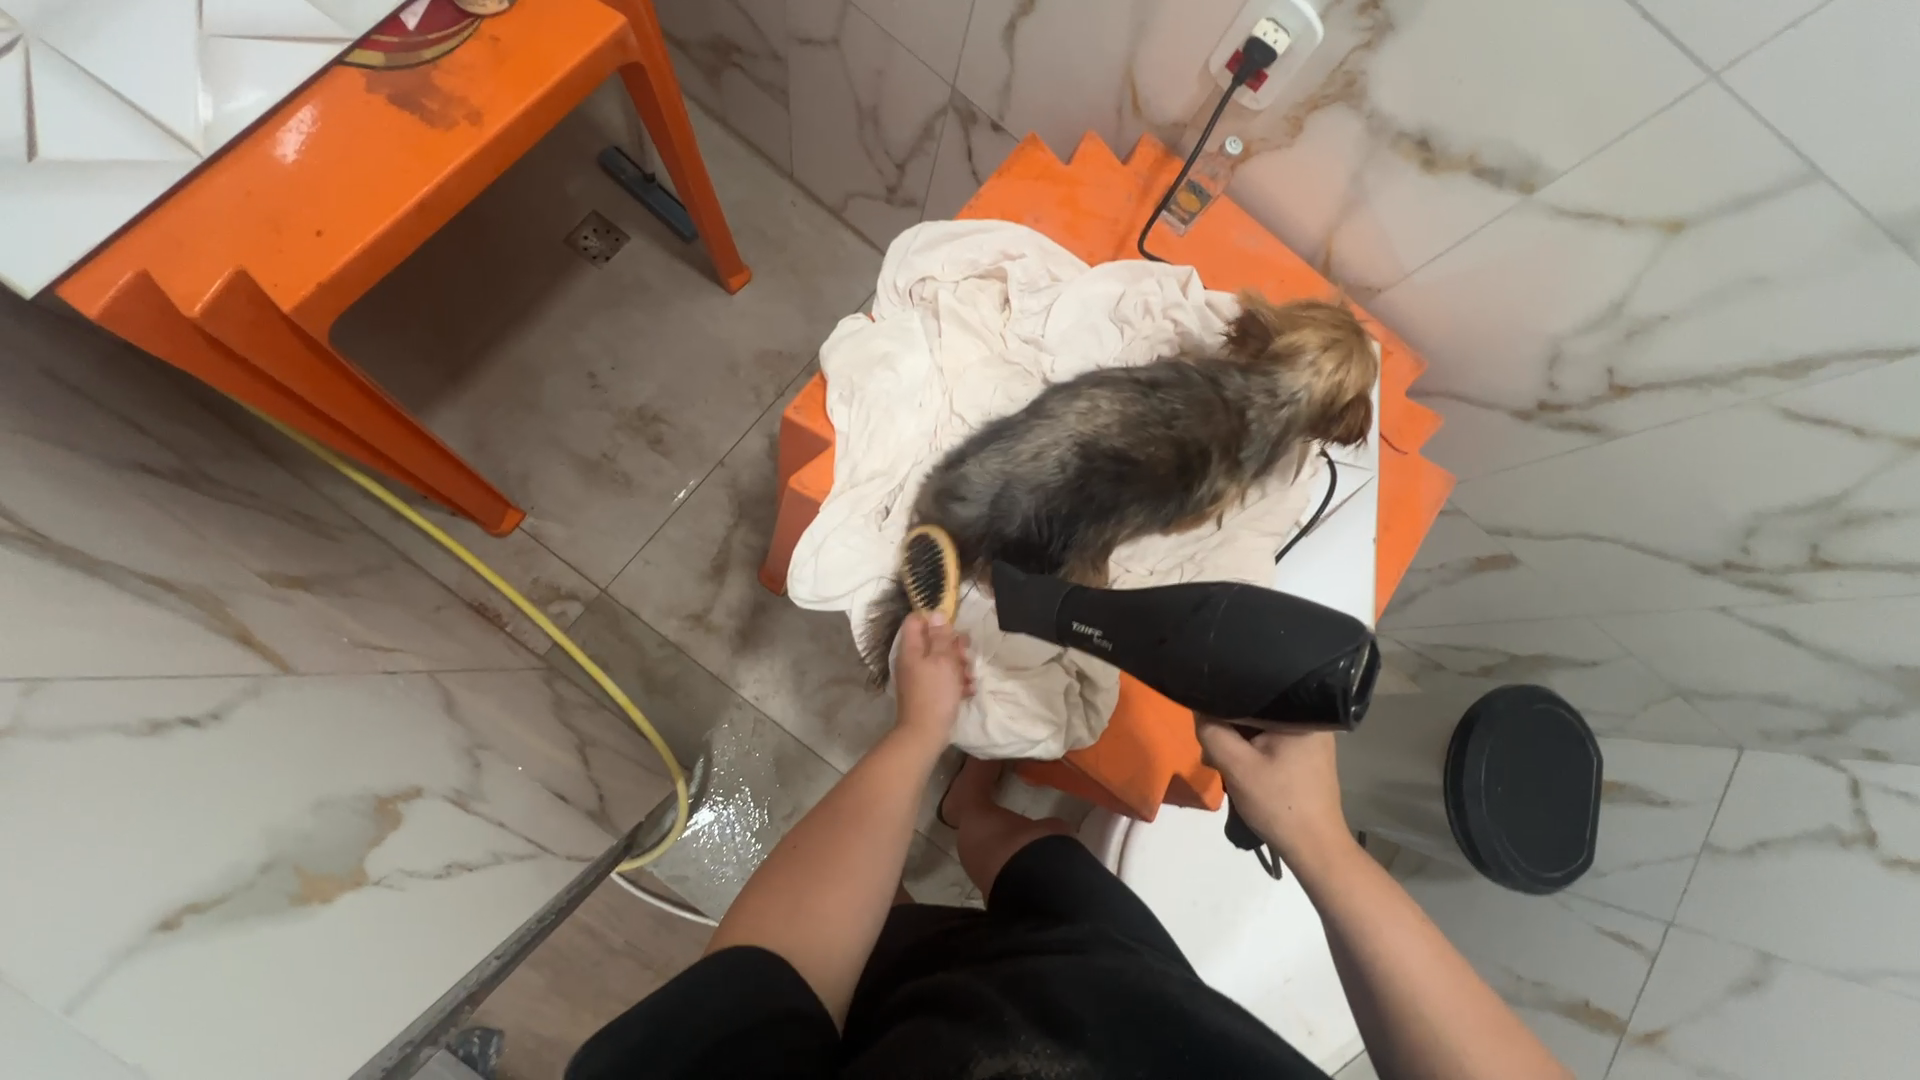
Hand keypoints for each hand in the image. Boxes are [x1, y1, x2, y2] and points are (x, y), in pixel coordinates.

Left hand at [892, 613, 972, 747]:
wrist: (925, 733)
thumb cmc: (935, 693)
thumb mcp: (942, 660)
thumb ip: (940, 636)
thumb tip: (935, 613)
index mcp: (911, 649)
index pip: (916, 620)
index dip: (934, 619)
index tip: (953, 627)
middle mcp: (912, 660)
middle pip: (933, 641)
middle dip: (954, 646)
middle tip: (966, 656)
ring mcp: (919, 676)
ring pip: (942, 660)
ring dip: (959, 665)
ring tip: (969, 676)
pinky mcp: (928, 691)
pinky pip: (943, 678)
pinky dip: (956, 681)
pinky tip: (968, 689)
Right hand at [1196, 721, 1356, 876]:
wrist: (1314, 849)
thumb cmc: (1278, 804)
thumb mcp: (1235, 766)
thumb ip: (1212, 731)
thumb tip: (1199, 707)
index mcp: (1301, 712)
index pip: (1250, 694)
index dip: (1222, 706)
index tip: (1205, 726)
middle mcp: (1310, 718)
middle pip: (1255, 710)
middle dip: (1230, 728)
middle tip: (1213, 751)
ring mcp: (1311, 738)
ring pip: (1261, 727)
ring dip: (1240, 741)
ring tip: (1225, 762)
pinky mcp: (1308, 755)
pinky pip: (1271, 740)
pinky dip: (1253, 751)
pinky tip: (1243, 768)